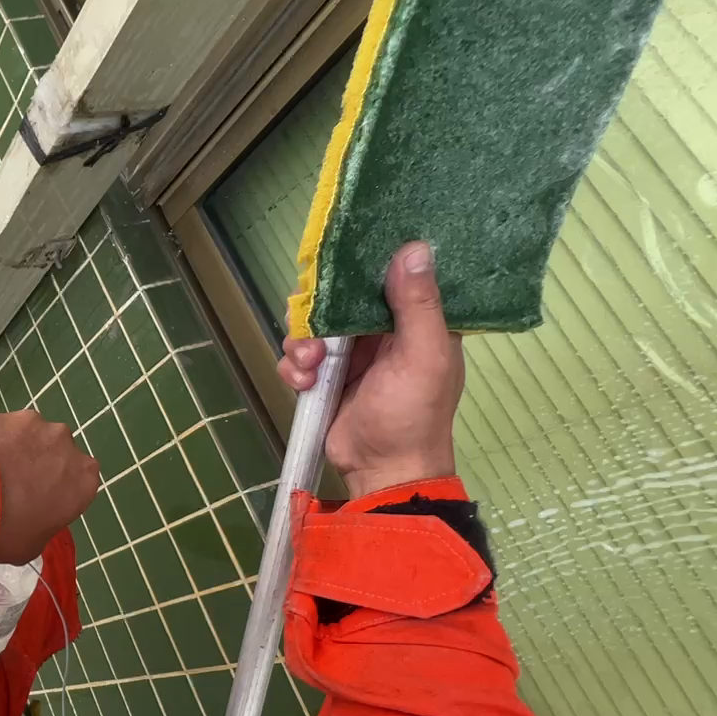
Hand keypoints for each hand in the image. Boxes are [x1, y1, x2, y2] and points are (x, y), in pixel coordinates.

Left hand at [0, 409, 99, 562]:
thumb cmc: (4, 529)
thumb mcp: (29, 546)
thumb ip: (41, 527)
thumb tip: (30, 521)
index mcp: (84, 480)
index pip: (76, 484)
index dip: (55, 493)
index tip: (34, 504)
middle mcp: (67, 444)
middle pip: (55, 454)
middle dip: (36, 466)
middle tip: (8, 487)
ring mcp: (36, 423)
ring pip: (28, 437)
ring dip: (14, 449)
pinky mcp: (5, 411)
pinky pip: (2, 428)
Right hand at [277, 242, 463, 498]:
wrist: (380, 468)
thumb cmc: (411, 413)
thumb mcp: (423, 356)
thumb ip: (417, 304)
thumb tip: (413, 247)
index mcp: (414, 322)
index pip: (385, 279)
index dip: (360, 269)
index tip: (336, 263)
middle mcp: (379, 333)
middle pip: (336, 302)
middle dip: (316, 317)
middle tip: (313, 335)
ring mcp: (348, 357)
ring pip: (310, 329)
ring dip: (301, 346)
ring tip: (308, 369)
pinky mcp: (322, 378)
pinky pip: (296, 359)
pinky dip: (293, 369)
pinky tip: (303, 385)